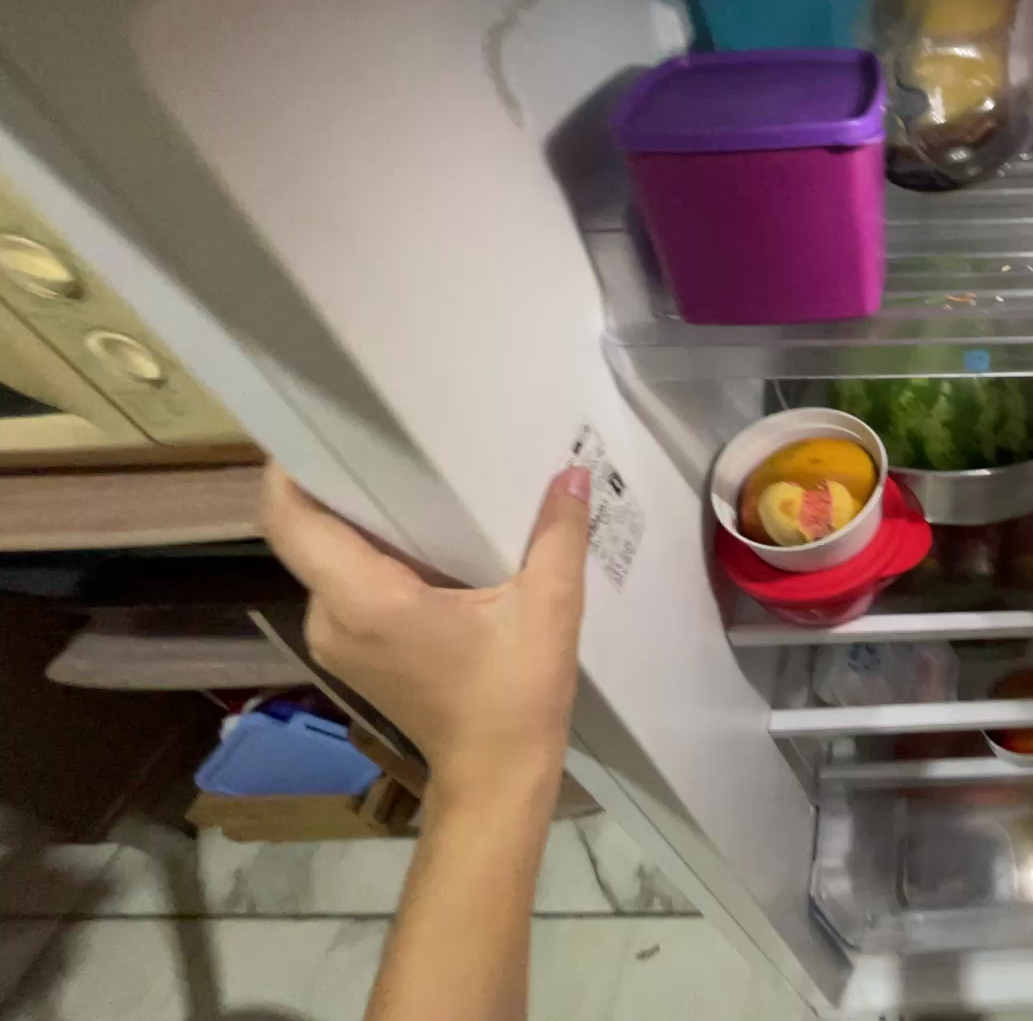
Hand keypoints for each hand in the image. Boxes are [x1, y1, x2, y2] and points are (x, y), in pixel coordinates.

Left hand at [261, 463, 591, 795]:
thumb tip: (573, 476)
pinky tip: (435, 548)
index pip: (293, 522)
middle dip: (347, 490)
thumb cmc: (518, 689)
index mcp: (368, 600)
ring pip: (333, 564)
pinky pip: (352, 589)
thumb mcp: (551, 605)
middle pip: (313, 538)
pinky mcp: (358, 654)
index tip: (322, 430)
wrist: (499, 770)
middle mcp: (333, 618)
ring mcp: (339, 642)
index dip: (291, 472)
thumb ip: (559, 534)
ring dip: (368, 527)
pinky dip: (380, 560)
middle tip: (402, 449)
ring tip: (425, 491)